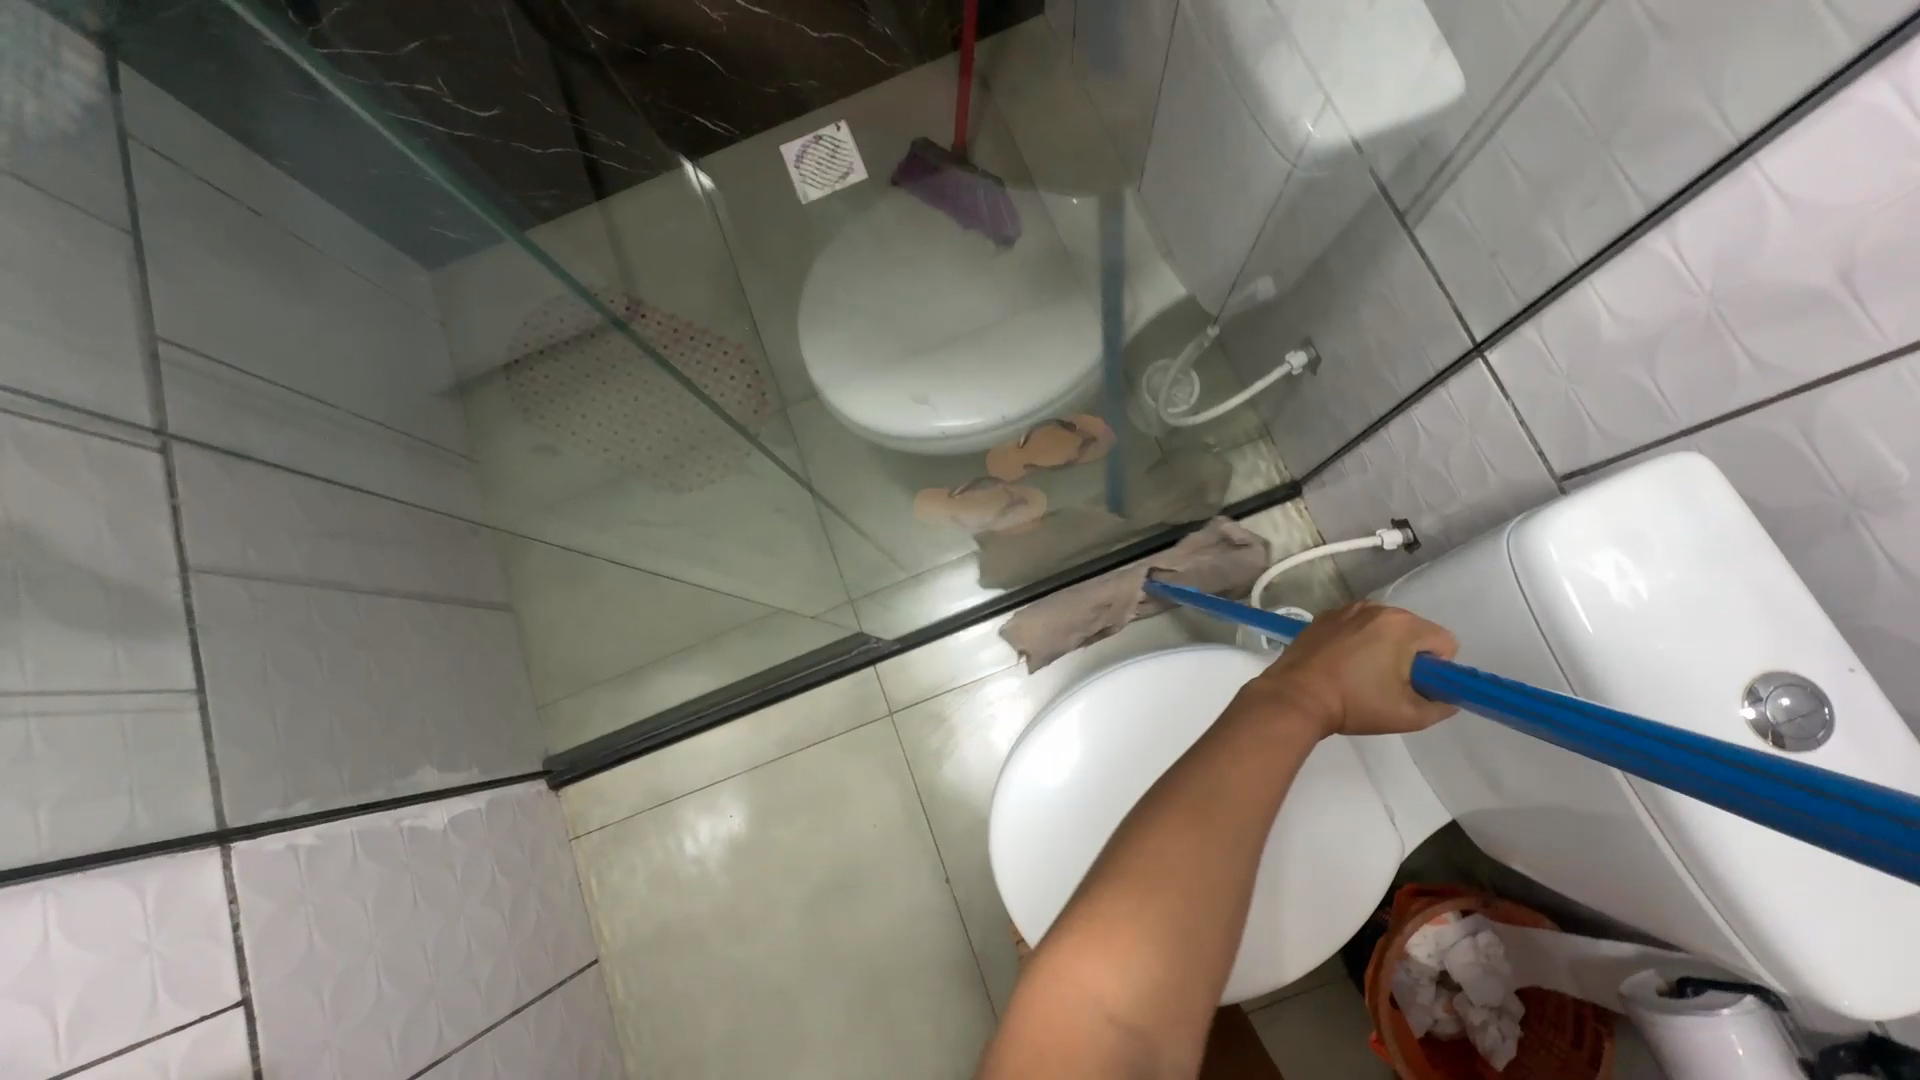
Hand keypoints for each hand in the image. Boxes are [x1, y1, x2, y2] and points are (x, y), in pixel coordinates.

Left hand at [1229, 602, 1458, 739]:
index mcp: (1402, 624)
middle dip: (1410, 657)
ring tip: (1361, 675)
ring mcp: (1345, 609)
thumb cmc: (1355, 703)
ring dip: (1383, 648)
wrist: (1295, 697)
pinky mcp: (1322, 617)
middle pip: (1413, 631)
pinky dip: (1356, 642)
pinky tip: (1341, 665)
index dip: (1438, 669)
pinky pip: (1355, 626)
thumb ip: (1442, 706)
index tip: (1415, 686)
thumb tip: (1447, 697)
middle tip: (1387, 684)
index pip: (1444, 642)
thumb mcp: (1410, 715)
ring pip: (1383, 628)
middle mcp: (1375, 607)